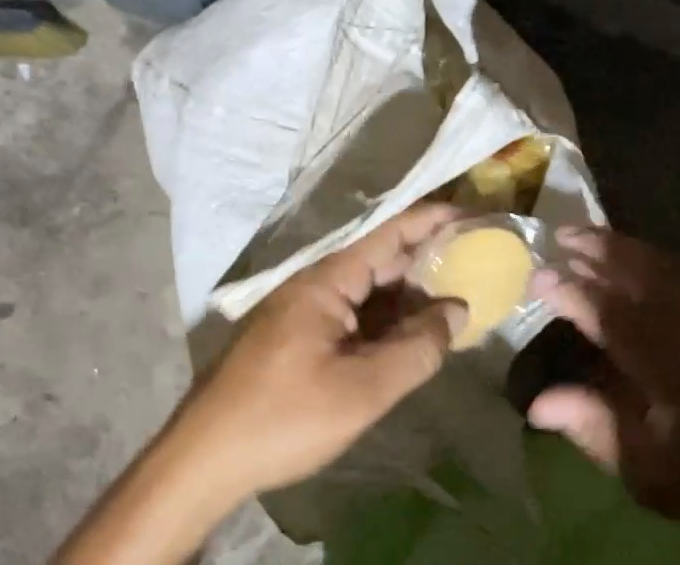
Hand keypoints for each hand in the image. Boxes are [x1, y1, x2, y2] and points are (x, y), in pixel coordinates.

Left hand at [182, 202, 468, 494]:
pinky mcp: (297, 340)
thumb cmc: (282, 418)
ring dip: (410, 296)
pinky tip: (413, 337)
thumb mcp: (362, 389)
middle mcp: (315, 284)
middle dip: (430, 259)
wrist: (199, 464)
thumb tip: (458, 310)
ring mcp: (304, 312)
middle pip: (382, 259)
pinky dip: (387, 321)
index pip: (391, 231)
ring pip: (369, 291)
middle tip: (480, 264)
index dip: (434, 219)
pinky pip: (353, 316)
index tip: (476, 215)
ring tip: (458, 300)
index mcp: (327, 280)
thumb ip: (417, 349)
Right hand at [528, 228, 679, 563]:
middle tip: (561, 234)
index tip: (536, 276)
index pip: (608, 314)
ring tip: (590, 235)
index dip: (570, 291)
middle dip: (597, 250)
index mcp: (665, 365)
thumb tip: (536, 401)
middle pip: (638, 274)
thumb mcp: (643, 469)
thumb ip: (593, 427)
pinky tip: (639, 258)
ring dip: (624, 247)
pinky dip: (655, 258)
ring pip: (663, 266)